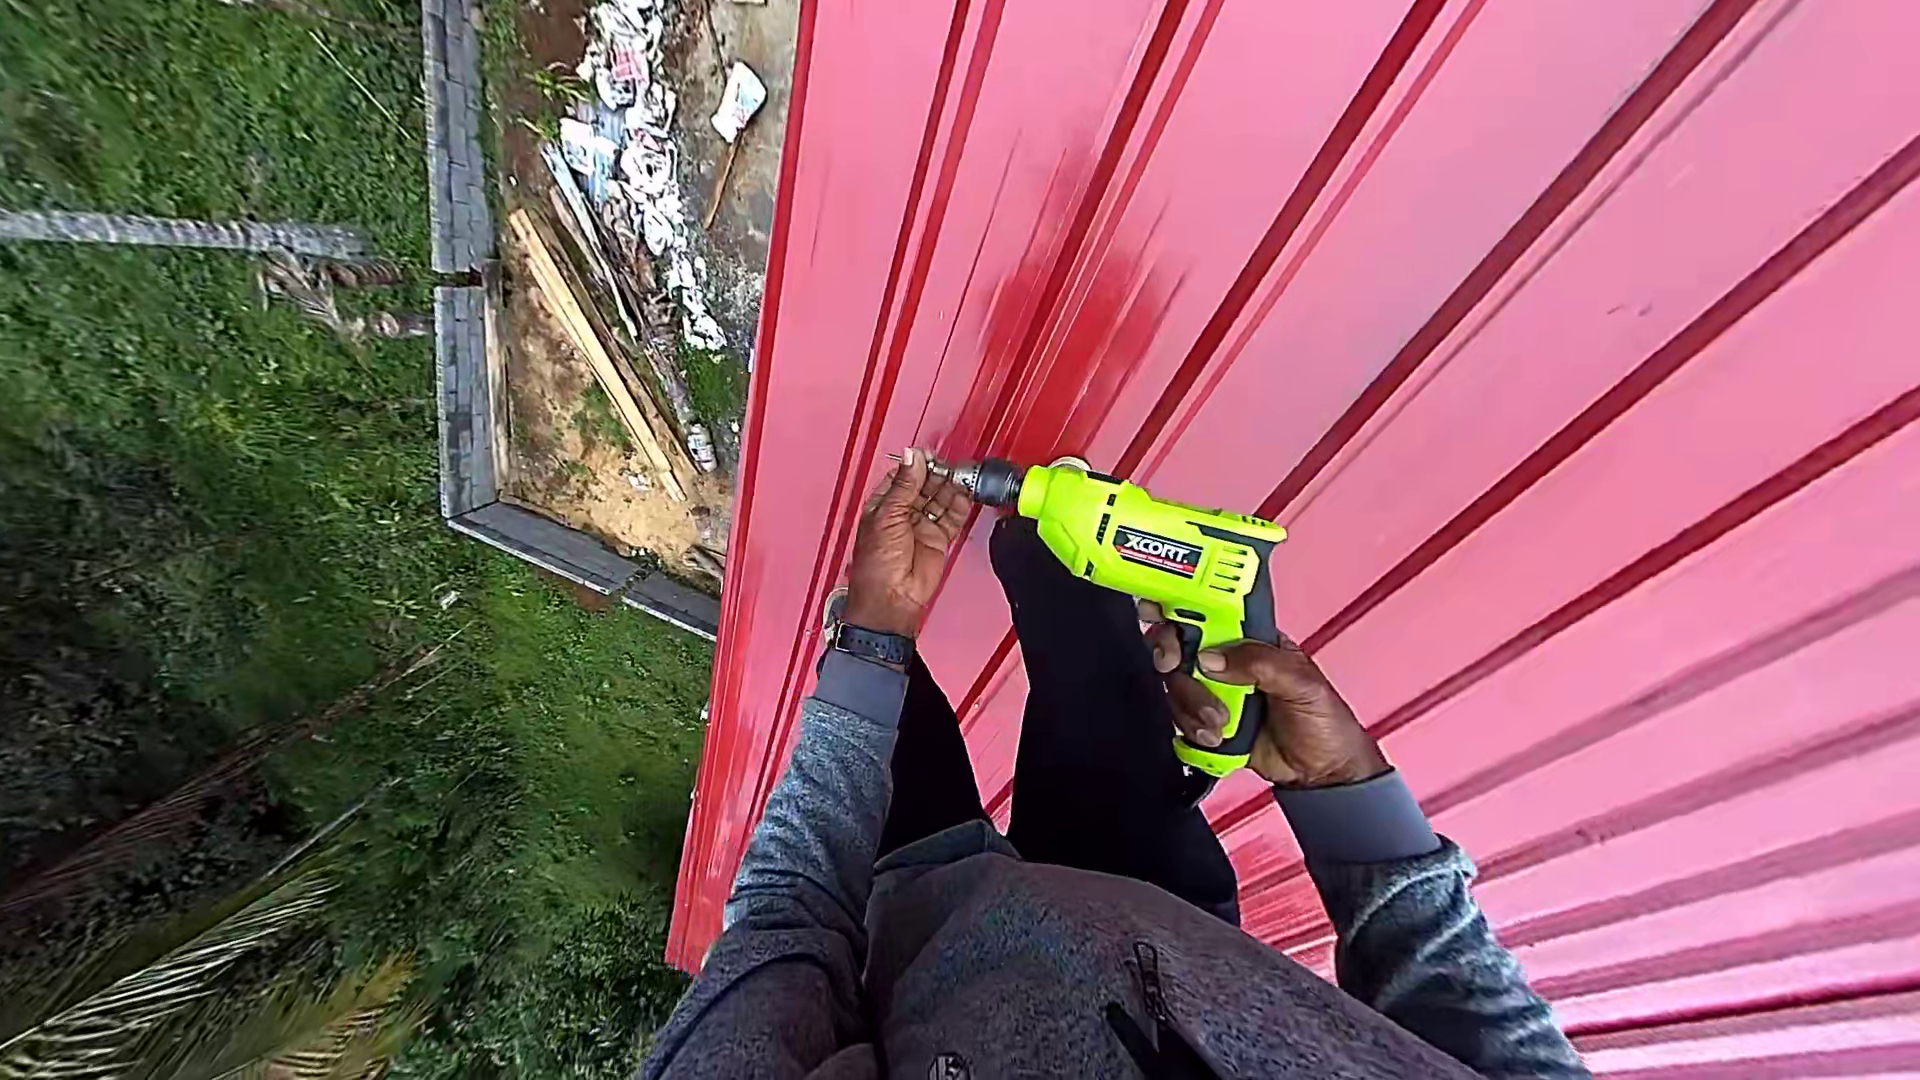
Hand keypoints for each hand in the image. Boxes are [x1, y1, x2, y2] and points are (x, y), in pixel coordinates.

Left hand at [843, 448, 971, 638]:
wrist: (892, 597)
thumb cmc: (877, 565)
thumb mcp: (888, 515)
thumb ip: (904, 485)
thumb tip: (912, 457)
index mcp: (884, 504)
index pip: (904, 477)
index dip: (918, 466)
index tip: (931, 457)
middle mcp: (903, 514)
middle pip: (925, 486)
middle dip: (938, 476)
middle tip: (951, 467)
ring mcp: (921, 527)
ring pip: (940, 500)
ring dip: (951, 489)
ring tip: (962, 479)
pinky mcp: (938, 540)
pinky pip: (952, 518)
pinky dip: (960, 507)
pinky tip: (966, 496)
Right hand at [1140, 602, 1388, 787]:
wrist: (1320, 775)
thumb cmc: (1325, 723)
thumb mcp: (1303, 683)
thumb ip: (1259, 662)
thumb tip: (1211, 657)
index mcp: (1249, 637)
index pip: (1208, 610)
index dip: (1178, 604)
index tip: (1160, 611)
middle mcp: (1225, 658)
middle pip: (1177, 641)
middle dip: (1169, 652)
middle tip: (1174, 664)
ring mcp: (1212, 687)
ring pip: (1175, 680)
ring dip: (1191, 702)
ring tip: (1220, 720)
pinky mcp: (1203, 716)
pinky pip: (1178, 712)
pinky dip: (1191, 725)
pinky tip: (1216, 734)